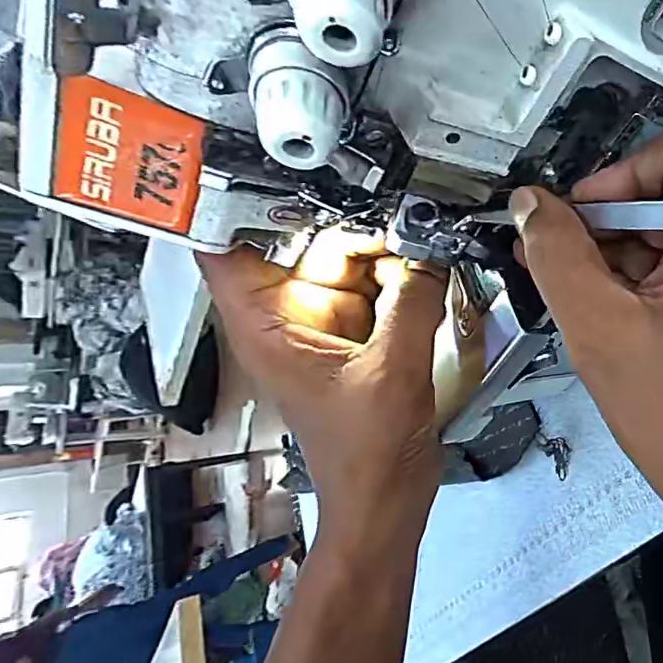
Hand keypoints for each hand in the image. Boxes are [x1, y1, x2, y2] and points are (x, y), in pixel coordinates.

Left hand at [198, 229, 449, 554]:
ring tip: (426, 249)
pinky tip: (432, 278)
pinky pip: (383, 293)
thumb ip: (412, 305)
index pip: (230, 247)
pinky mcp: (367, 339)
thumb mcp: (393, 372)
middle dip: (354, 230)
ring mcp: (333, 328)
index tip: (279, 171)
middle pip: (310, 247)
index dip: (245, 203)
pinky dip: (407, 283)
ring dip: (389, 257)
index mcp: (269, 328)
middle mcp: (294, 320)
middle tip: (401, 220)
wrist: (390, 492)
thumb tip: (431, 257)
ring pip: (353, 267)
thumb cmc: (367, 452)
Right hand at [512, 125, 662, 555]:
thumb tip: (534, 204)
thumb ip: (558, 252)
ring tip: (576, 290)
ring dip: (616, 248)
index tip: (582, 213)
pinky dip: (637, 271)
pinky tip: (602, 304)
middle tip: (558, 253)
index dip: (621, 173)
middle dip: (607, 218)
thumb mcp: (598, 326)